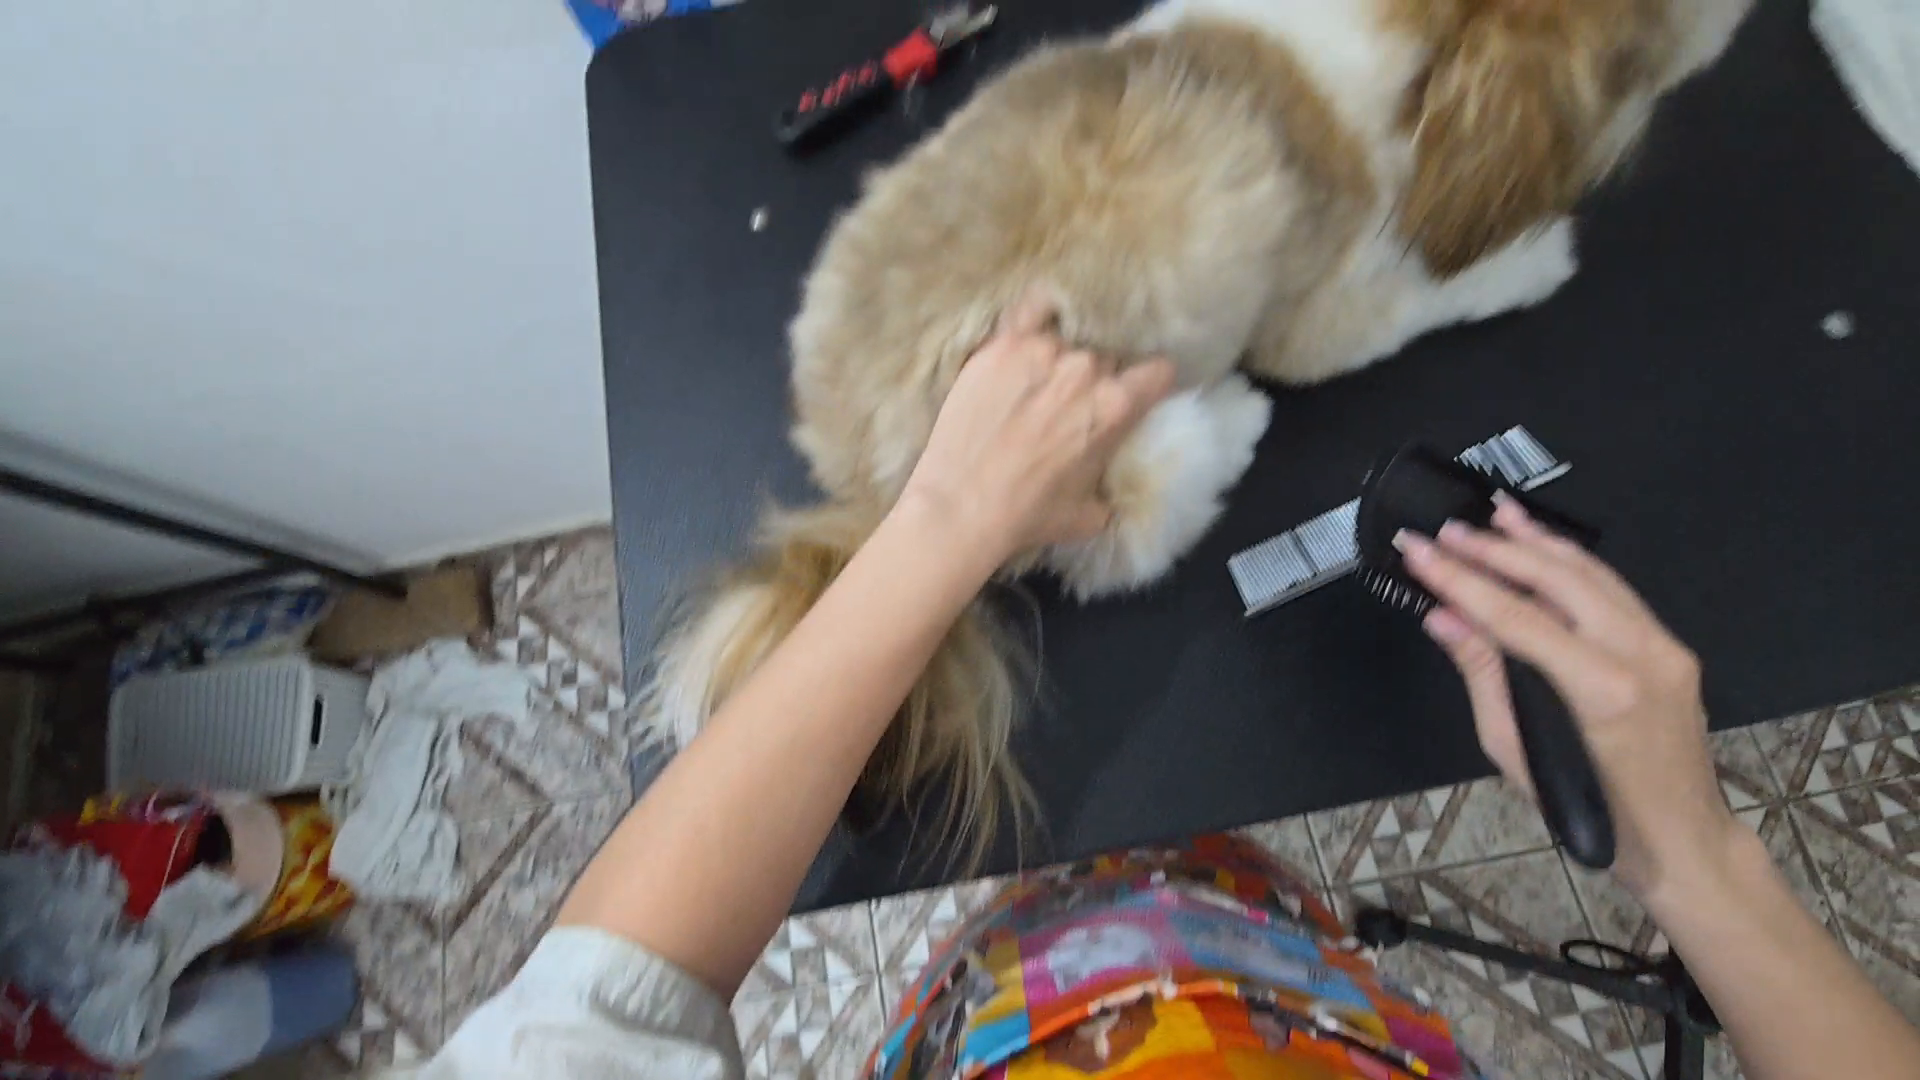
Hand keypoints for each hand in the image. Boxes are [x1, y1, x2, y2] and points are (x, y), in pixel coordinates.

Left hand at [898, 294, 1175, 562]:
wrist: (960, 508)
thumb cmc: (1028, 517)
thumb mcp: (1091, 514)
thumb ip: (1115, 484)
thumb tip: (1118, 474)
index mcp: (1116, 406)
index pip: (1158, 371)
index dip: (1149, 385)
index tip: (1135, 395)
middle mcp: (1084, 368)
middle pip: (1107, 358)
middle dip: (1097, 378)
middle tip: (1070, 404)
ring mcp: (1040, 350)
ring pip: (1066, 340)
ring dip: (1058, 358)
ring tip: (1035, 383)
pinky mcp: (1000, 346)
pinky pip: (1029, 313)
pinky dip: (1034, 320)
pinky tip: (1026, 338)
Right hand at [1397, 494, 1738, 899]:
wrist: (1679, 837)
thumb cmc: (1587, 806)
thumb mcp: (1512, 747)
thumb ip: (1483, 672)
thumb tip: (1443, 616)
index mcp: (1599, 687)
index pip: (1513, 616)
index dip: (1458, 579)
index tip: (1418, 551)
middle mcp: (1641, 654)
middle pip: (1556, 580)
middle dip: (1494, 549)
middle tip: (1444, 530)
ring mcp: (1663, 645)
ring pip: (1591, 573)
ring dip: (1536, 541)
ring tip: (1492, 514)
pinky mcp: (1668, 645)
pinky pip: (1612, 590)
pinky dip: (1570, 560)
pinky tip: (1540, 543)